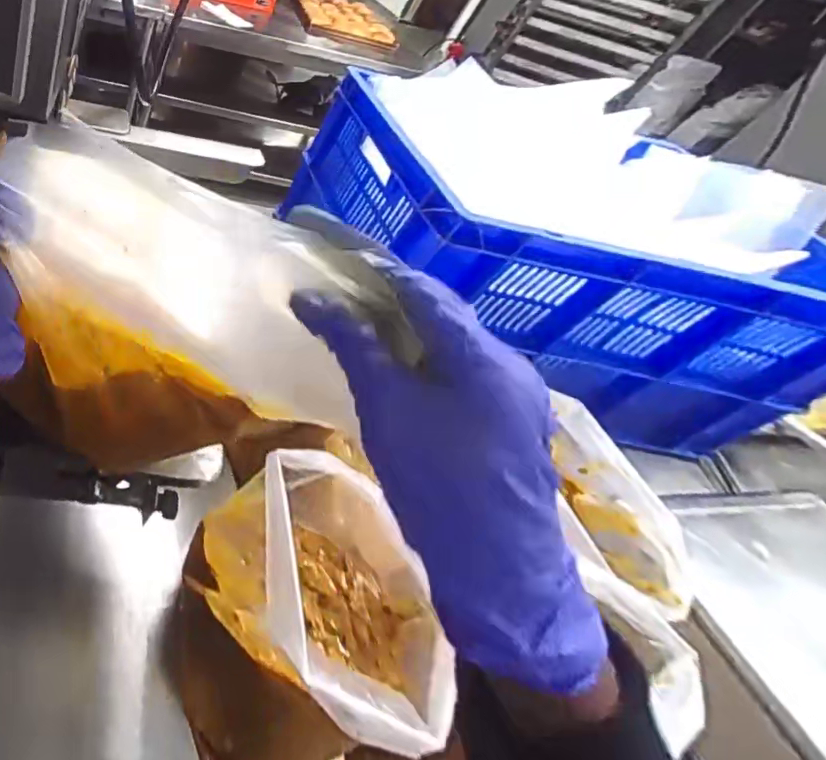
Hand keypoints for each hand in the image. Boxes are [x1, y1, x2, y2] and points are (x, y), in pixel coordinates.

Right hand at [290, 258, 606, 696]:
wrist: (501, 578)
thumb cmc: (438, 485)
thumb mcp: (386, 407)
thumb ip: (353, 344)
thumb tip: (311, 298)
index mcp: (481, 353)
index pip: (422, 289)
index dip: (375, 265)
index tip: (335, 246)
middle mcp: (506, 364)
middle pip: (440, 311)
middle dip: (389, 291)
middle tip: (342, 279)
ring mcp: (514, 395)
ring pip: (450, 342)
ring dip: (405, 324)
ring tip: (359, 314)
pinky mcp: (508, 422)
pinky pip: (459, 371)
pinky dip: (421, 357)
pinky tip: (392, 363)